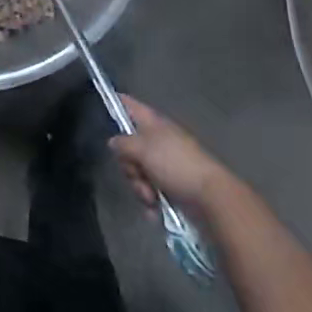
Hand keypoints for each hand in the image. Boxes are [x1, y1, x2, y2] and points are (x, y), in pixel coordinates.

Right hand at [109, 95, 229, 213]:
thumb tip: (113, 142)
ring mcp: (164, 164)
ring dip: (140, 187)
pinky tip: (155, 208)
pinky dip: (150, 200)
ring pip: (137, 172)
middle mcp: (157, 141)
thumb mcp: (143, 149)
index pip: (131, 106)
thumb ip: (124, 144)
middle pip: (129, 147)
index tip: (103, 104)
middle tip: (138, 174)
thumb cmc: (175, 164)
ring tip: (151, 197)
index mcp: (153, 124)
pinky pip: (149, 190)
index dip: (117, 102)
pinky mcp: (169, 185)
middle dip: (129, 166)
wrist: (208, 196)